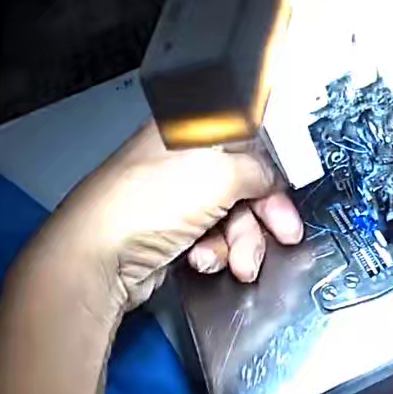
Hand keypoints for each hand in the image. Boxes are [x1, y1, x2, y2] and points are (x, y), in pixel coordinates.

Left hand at [17, 123, 304, 321]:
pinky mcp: (169, 231)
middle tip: (286, 234)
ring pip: (230, 215)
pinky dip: (214, 253)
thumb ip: (259, 169)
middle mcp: (180, 160)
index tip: (293, 186)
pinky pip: (209, 239)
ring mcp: (173, 197)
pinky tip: (201, 261)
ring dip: (241, 242)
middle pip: (243, 180)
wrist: (99, 256)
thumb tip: (273, 175)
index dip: (274, 161)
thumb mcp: (221, 173)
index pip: (246, 135)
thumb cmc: (151, 201)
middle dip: (265, 212)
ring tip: (238, 263)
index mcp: (190, 130)